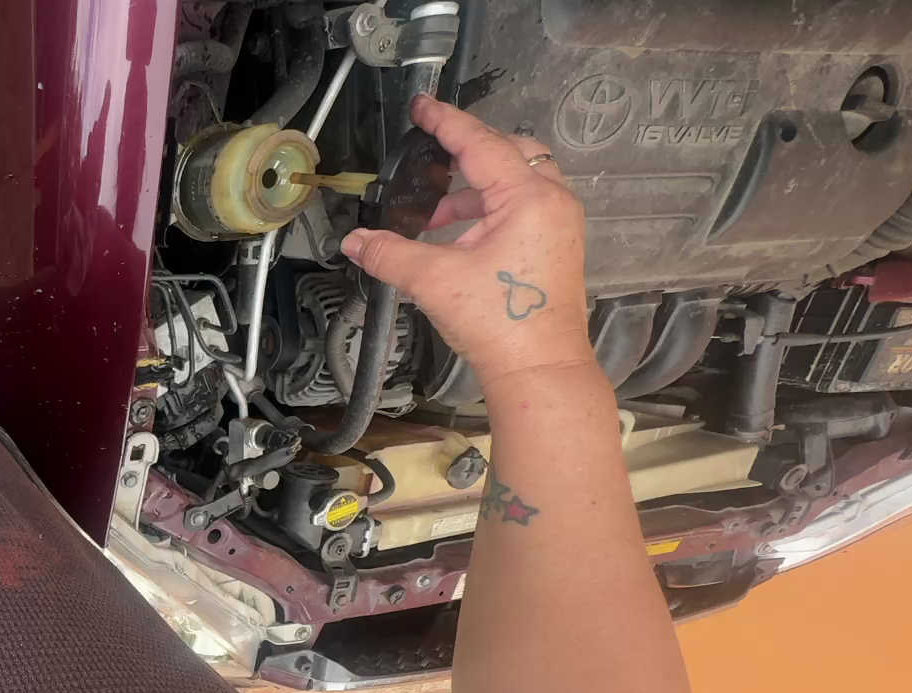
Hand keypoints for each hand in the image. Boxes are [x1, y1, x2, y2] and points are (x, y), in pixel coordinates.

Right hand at [340, 95, 591, 385]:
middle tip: (428, 169)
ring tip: (428, 221)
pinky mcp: (551, 248)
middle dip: (464, 160)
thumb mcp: (432, 281)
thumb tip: (355, 240)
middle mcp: (551, 202)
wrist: (536, 365)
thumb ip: (389, 254)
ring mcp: (556, 225)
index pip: (481, 144)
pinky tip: (453, 244)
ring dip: (468, 196)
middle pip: (509, 155)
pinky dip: (482, 217)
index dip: (447, 124)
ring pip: (512, 187)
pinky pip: (517, 213)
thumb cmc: (498, 319)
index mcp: (527, 197)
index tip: (423, 107)